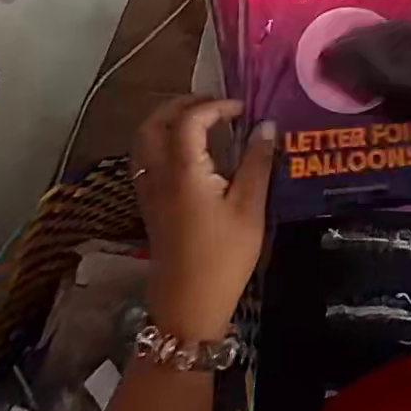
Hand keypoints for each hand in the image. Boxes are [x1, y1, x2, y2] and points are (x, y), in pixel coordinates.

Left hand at [132, 97, 275, 340]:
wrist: (188, 305)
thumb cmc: (224, 255)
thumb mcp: (250, 207)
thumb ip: (258, 161)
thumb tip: (267, 125)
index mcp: (183, 171)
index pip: (189, 120)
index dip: (216, 106)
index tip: (243, 110)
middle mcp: (158, 175)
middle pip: (153, 124)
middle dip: (182, 105)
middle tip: (215, 105)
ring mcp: (149, 191)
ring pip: (144, 141)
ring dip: (169, 121)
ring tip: (203, 121)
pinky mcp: (150, 205)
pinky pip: (146, 159)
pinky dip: (164, 142)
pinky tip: (192, 151)